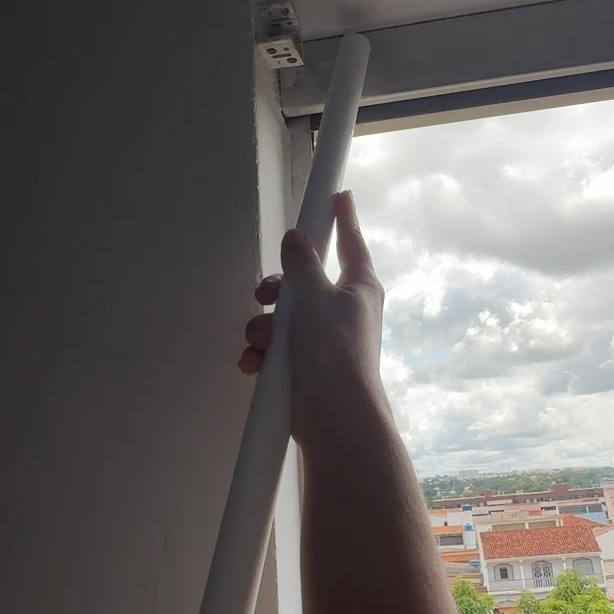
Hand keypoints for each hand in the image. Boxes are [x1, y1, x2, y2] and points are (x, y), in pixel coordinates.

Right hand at [238, 191, 387, 445]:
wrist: (333, 417)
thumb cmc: (332, 350)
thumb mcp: (313, 296)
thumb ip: (302, 264)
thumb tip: (297, 238)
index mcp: (358, 287)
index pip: (350, 241)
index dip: (344, 217)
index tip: (340, 196)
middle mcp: (344, 310)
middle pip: (305, 282)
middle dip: (277, 291)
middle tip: (265, 295)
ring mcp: (325, 340)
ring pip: (285, 317)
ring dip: (265, 327)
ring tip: (260, 342)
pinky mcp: (307, 366)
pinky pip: (278, 348)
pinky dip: (264, 354)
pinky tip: (255, 363)